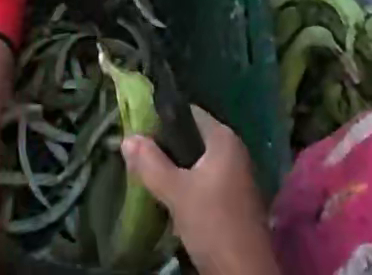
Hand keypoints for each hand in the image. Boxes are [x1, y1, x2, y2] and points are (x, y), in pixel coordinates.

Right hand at [122, 108, 280, 274]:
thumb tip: (127, 138)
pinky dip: (188, 186)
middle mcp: (233, 150)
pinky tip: (170, 197)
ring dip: (175, 170)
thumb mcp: (177, 192)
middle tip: (139, 156)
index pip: (188, 113)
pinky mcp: (234, 200)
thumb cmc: (213, 223)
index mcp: (223, 138)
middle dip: (166, 147)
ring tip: (149, 176)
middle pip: (192, 138)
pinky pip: (204, 182)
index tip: (138, 130)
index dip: (163, 119)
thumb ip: (151, 164)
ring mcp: (236, 176)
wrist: (244, 274)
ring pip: (197, 163)